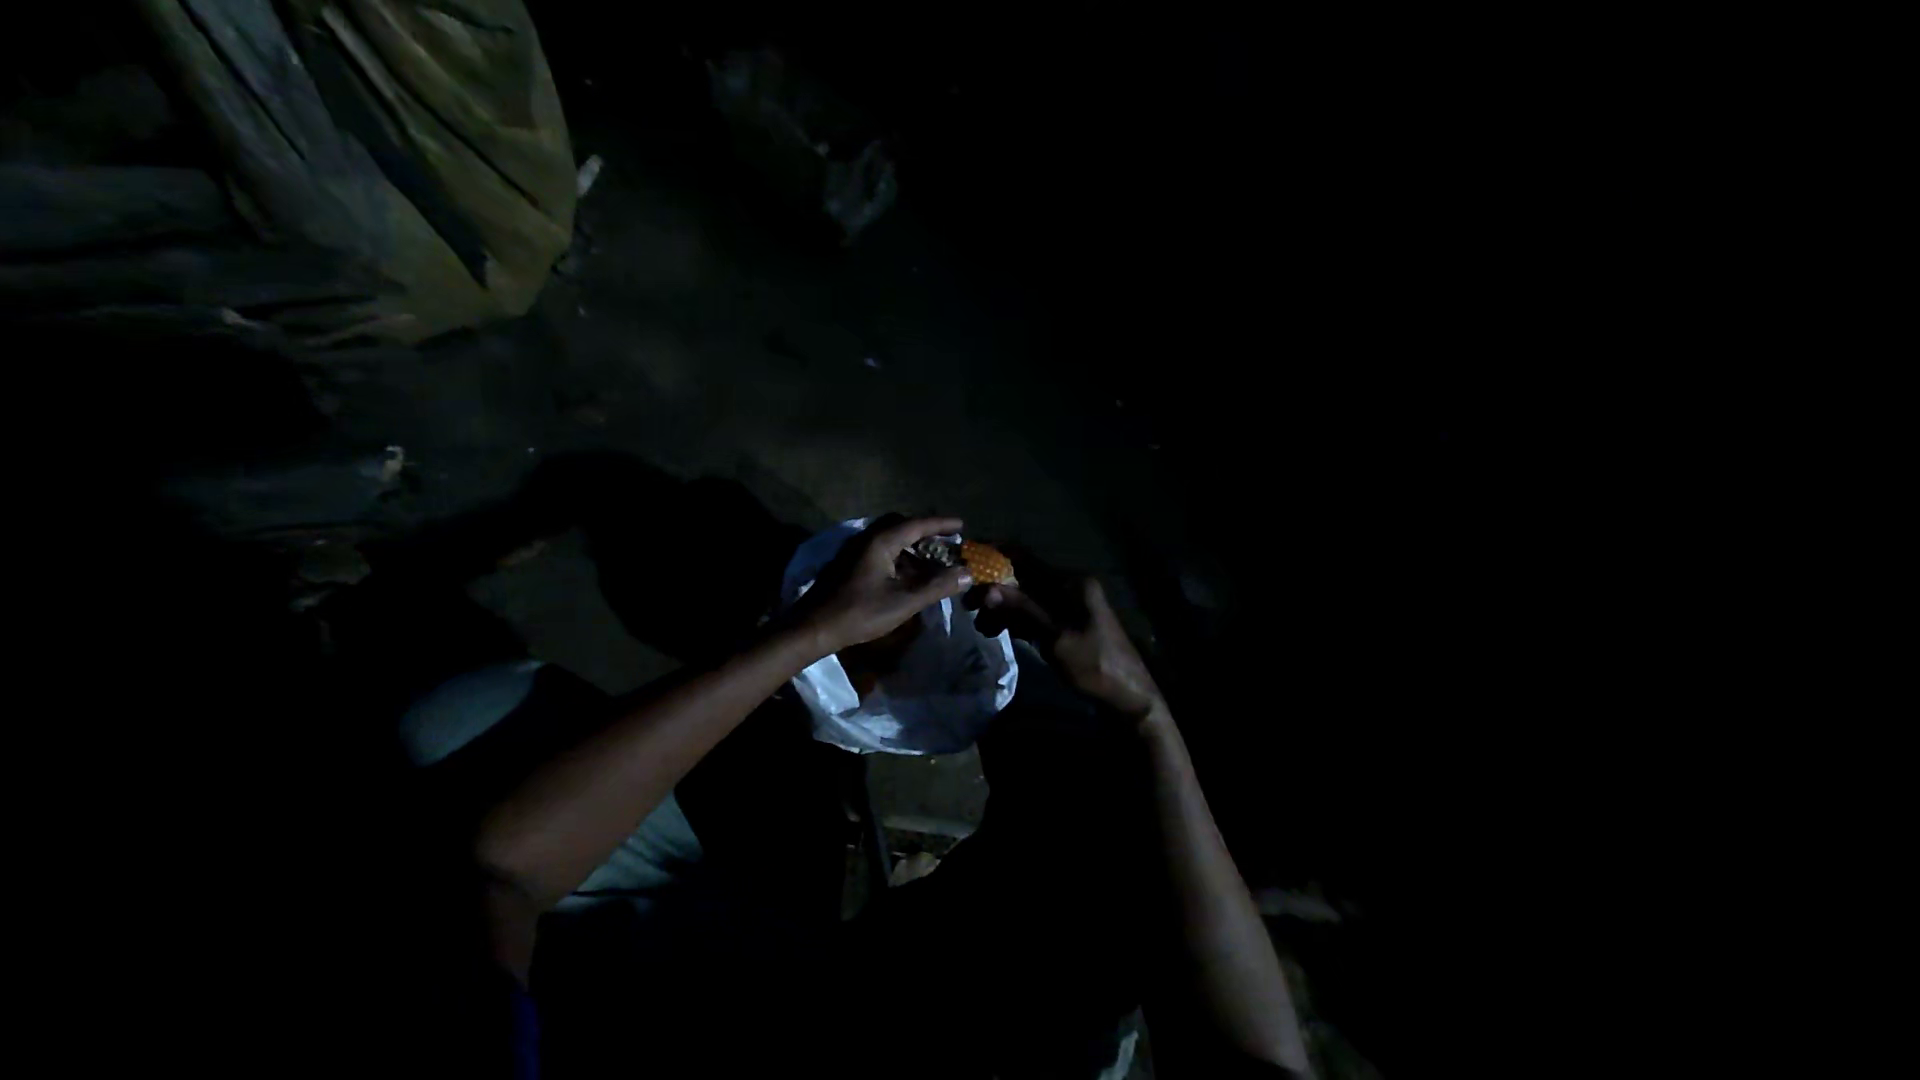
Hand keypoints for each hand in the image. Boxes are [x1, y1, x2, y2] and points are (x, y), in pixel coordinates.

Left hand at [794, 516, 973, 654]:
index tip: (962, 526)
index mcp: (880, 541)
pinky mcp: (848, 565)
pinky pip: (880, 551)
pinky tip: (907, 576)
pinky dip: (899, 557)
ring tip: (932, 562)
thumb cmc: (859, 612)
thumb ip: (937, 586)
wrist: (812, 628)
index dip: (941, 524)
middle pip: (900, 525)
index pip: (917, 524)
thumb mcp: (903, 602)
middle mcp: (866, 539)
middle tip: (945, 543)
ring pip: (889, 539)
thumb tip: (967, 573)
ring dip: (912, 546)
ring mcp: (854, 551)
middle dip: (925, 532)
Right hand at [971, 572, 1165, 721]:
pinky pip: (1035, 614)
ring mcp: (1069, 605)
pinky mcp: (1066, 624)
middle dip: (995, 590)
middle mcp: (1070, 586)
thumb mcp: (1056, 639)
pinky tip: (997, 632)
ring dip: (1003, 608)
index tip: (967, 563)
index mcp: (1072, 582)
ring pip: (1027, 598)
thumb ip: (1023, 611)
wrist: (1129, 697)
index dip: (995, 558)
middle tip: (968, 607)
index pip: (1026, 558)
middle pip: (1024, 579)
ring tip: (981, 628)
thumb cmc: (1096, 665)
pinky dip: (1016, 620)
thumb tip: (988, 588)